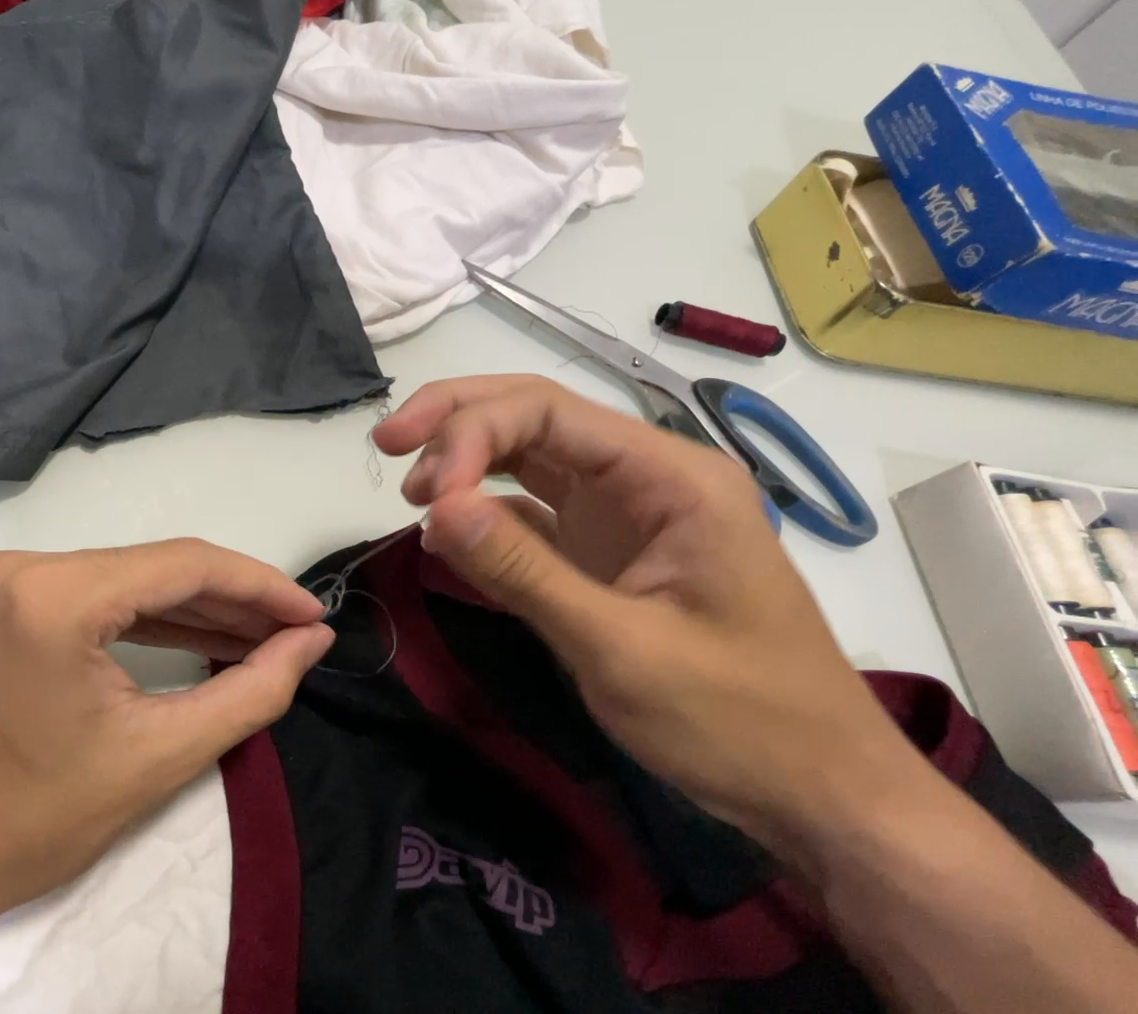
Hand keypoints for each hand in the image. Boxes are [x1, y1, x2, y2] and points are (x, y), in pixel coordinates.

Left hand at [0, 539, 333, 924]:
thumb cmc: (45, 817)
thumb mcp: (164, 754)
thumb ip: (253, 690)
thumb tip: (311, 641)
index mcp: (54, 597)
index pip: (182, 566)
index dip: (259, 586)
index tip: (314, 616)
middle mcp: (26, 567)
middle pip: (157, 567)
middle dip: (234, 599)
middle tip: (298, 631)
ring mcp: (12, 579)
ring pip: (133, 578)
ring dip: (199, 609)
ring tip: (266, 638)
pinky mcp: (11, 598)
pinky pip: (102, 596)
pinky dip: (154, 618)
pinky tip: (211, 638)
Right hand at [373, 375, 927, 854]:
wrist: (816, 791)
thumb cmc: (736, 720)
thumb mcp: (619, 648)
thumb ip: (523, 570)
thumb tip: (435, 507)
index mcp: (670, 477)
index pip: (548, 411)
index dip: (470, 435)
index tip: (424, 499)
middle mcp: (647, 478)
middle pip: (536, 414)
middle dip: (456, 422)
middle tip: (385, 446)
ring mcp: (627, 514)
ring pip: (531, 456)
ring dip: (466, 461)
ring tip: (410, 494)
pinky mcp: (608, 552)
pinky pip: (535, 512)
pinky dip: (485, 515)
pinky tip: (447, 534)